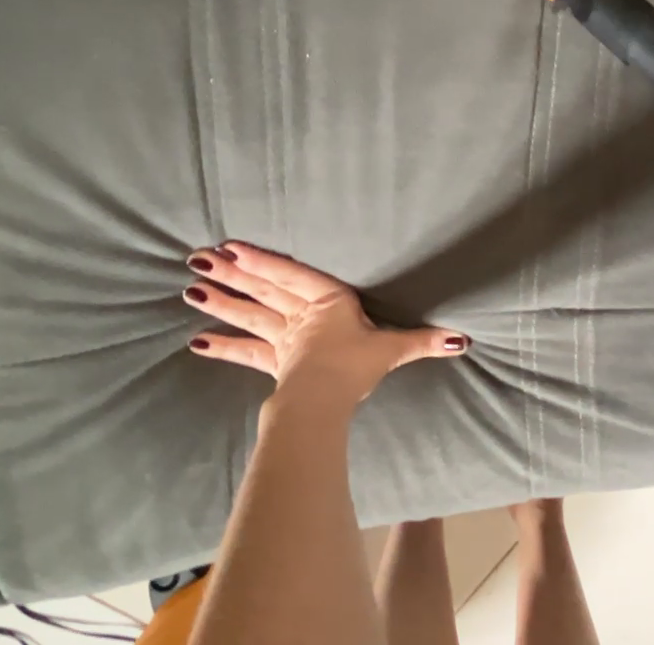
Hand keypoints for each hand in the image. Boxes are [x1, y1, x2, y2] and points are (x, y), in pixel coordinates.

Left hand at [182, 242, 469, 404]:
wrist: (322, 405)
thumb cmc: (355, 369)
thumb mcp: (393, 350)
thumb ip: (424, 342)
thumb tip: (463, 341)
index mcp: (327, 303)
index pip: (292, 275)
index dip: (263, 260)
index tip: (232, 246)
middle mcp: (300, 317)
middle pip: (263, 291)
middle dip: (231, 274)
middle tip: (197, 257)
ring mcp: (283, 341)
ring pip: (249, 316)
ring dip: (220, 302)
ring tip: (190, 287)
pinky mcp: (274, 365)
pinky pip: (245, 354)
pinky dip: (222, 347)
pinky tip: (195, 341)